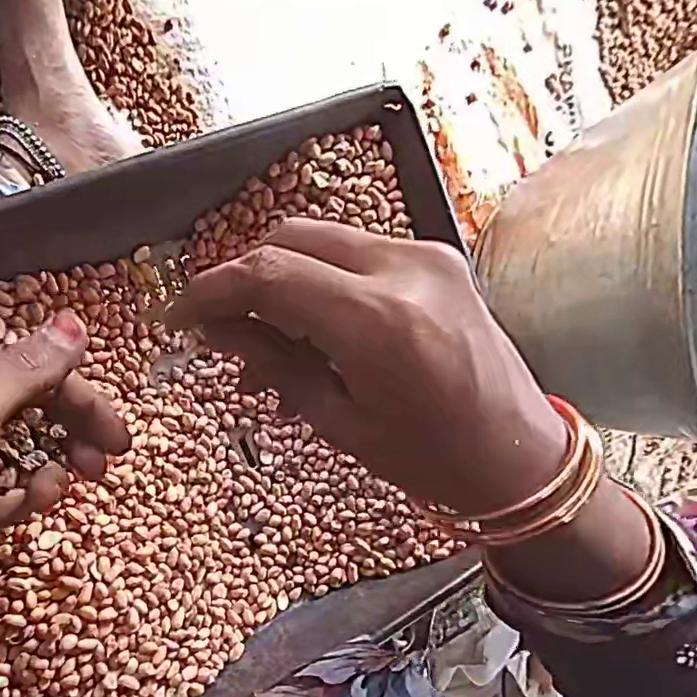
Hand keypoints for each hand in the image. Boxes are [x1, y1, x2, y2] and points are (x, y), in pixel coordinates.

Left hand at [0, 309, 130, 577]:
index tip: (120, 443)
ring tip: (33, 498)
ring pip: (18, 464)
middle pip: (36, 421)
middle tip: (94, 472)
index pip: (46, 380)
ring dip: (31, 484)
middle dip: (67, 446)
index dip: (87, 407)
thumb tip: (76, 322)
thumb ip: (26, 370)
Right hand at [165, 219, 569, 514]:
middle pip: (290, 238)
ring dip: (278, 278)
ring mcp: (424, 255)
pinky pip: (352, 253)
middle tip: (218, 326)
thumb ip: (273, 362)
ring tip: (260, 341)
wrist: (517, 453)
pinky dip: (315, 280)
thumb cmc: (429, 458)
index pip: (269, 275)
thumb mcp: (338, 420)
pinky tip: (304, 327)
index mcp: (377, 323)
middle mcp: (403, 269)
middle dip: (242, 276)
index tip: (179, 315)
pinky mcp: (434, 257)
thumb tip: (216, 329)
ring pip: (320, 239)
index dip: (212, 291)